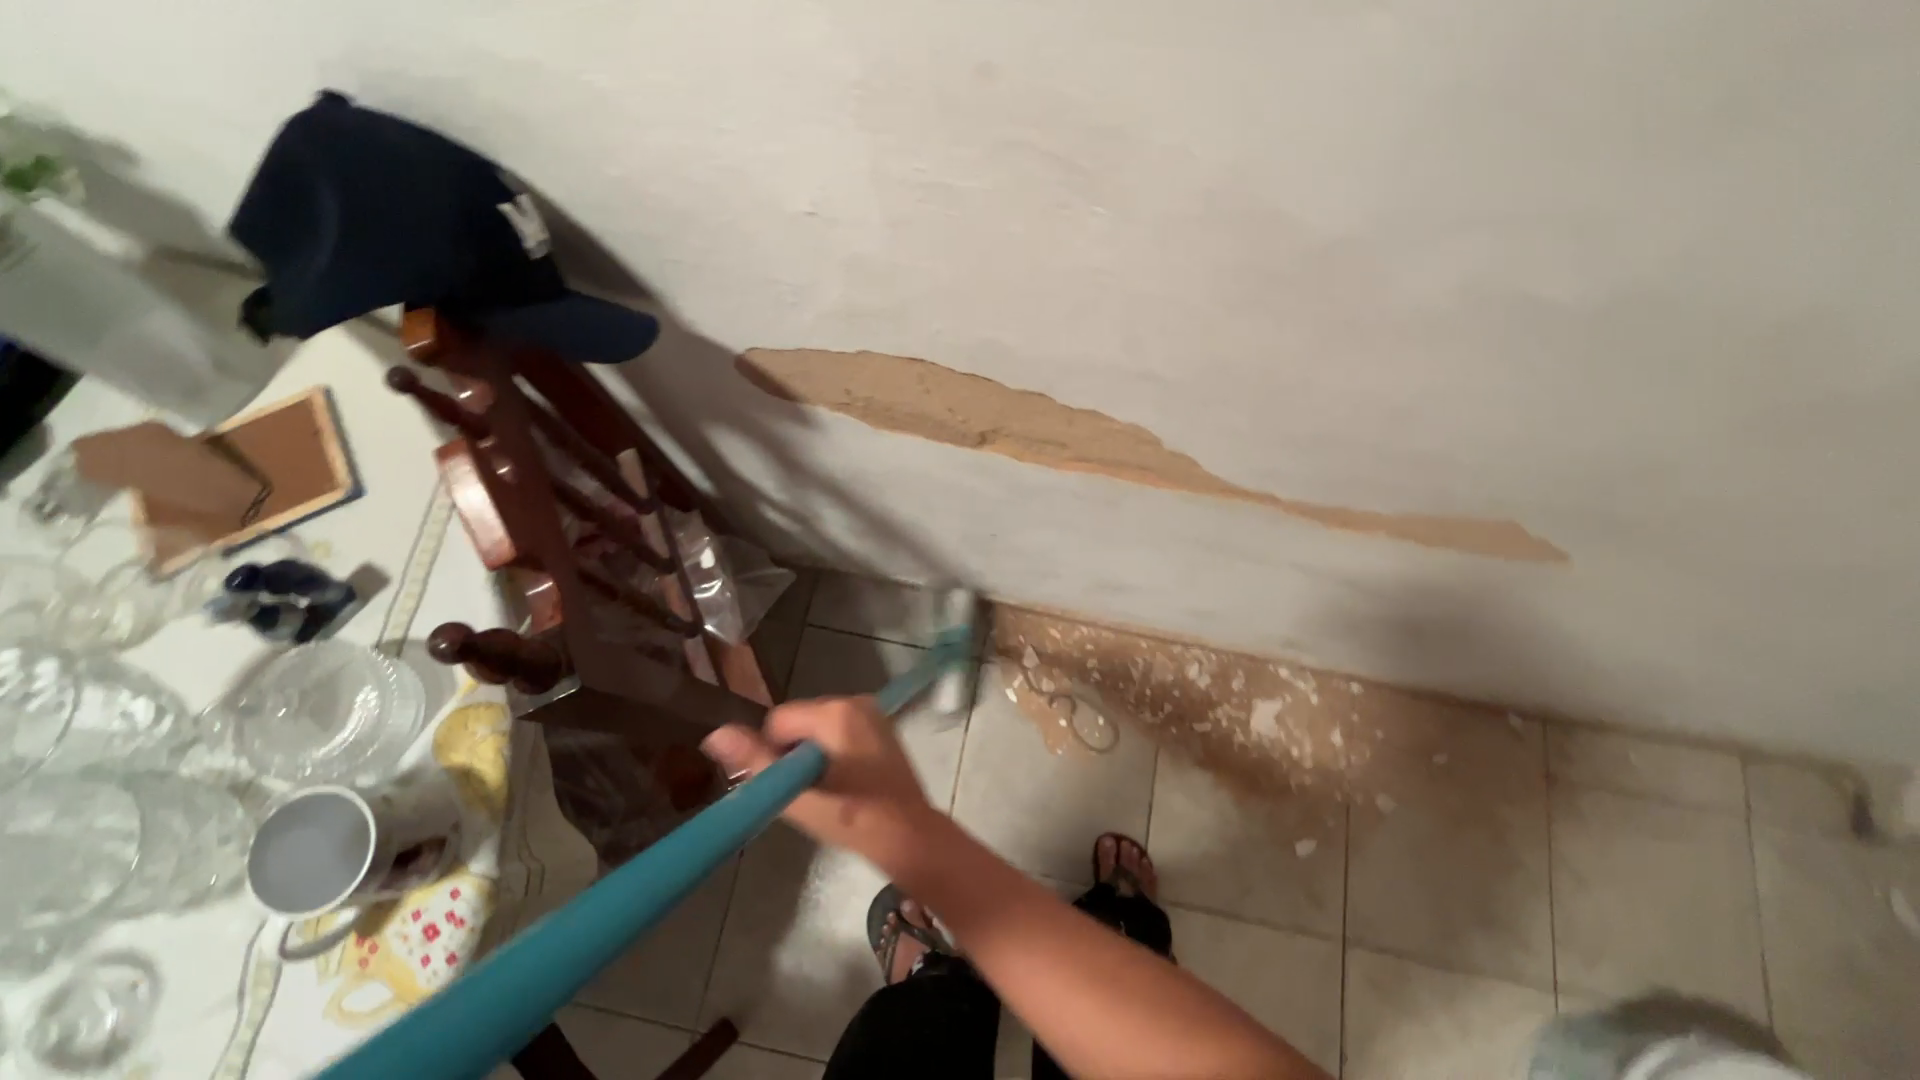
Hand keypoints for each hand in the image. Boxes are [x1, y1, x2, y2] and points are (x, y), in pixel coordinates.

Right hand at [701, 696, 938, 857]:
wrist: (909, 836)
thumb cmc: (853, 819)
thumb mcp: (798, 795)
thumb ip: (756, 762)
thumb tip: (714, 735)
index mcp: (836, 711)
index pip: (777, 722)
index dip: (775, 756)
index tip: (791, 786)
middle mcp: (855, 701)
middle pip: (797, 722)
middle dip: (793, 754)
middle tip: (809, 792)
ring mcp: (871, 712)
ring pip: (816, 728)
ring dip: (812, 755)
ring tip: (827, 790)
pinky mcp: (880, 726)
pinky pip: (838, 731)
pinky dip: (832, 752)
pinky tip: (844, 782)